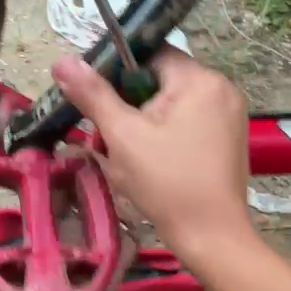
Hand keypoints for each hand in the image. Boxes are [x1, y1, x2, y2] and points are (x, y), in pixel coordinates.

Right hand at [53, 48, 256, 248]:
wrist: (212, 237)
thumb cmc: (167, 183)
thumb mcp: (122, 135)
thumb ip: (93, 94)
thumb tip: (62, 61)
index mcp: (200, 80)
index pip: (150, 53)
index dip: (115, 70)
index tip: (93, 96)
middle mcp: (221, 89)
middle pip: (158, 80)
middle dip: (126, 104)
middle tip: (104, 134)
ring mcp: (228, 115)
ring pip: (169, 104)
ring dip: (139, 122)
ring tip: (122, 153)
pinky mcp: (226, 138)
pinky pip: (185, 122)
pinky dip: (160, 134)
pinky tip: (146, 161)